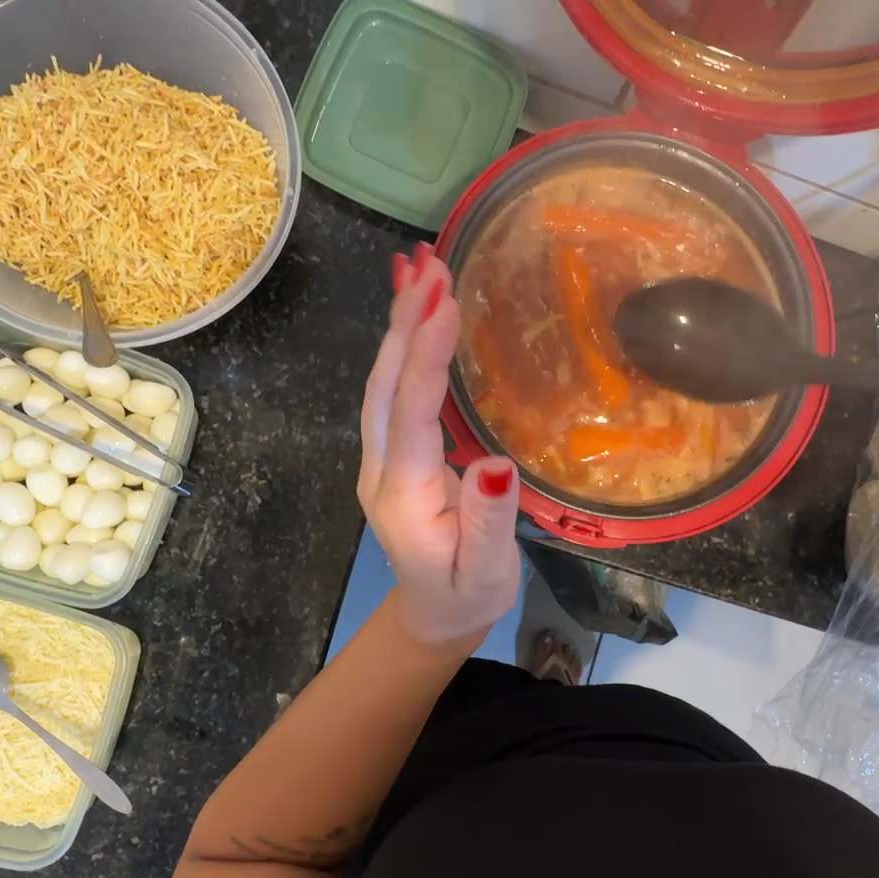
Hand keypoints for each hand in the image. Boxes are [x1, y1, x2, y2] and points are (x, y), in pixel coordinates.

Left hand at [357, 243, 521, 647]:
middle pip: (385, 386)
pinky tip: (419, 317)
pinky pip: (395, 394)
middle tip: (429, 262)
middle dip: (405, 322)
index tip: (445, 302)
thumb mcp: (486, 571)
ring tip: (419, 270)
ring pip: (384, 384)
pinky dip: (406, 349)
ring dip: (400, 326)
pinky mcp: (396, 455)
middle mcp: (382, 468)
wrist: (434, 615)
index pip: (410, 414)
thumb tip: (495, 465)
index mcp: (403, 493)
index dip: (425, 357)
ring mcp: (383, 460)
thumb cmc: (466, 595)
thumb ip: (488, 522)